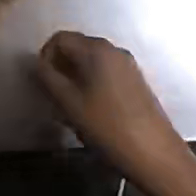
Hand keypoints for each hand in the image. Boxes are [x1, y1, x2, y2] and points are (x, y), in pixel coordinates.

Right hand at [36, 31, 189, 182]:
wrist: (158, 157)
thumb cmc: (109, 128)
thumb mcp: (70, 105)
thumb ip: (49, 79)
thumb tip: (38, 63)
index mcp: (96, 49)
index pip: (60, 38)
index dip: (46, 55)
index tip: (42, 81)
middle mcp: (113, 49)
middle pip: (77, 47)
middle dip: (61, 68)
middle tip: (55, 97)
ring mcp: (128, 64)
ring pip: (92, 62)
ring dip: (77, 78)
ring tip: (72, 108)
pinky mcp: (137, 81)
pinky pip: (107, 72)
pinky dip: (93, 84)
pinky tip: (93, 112)